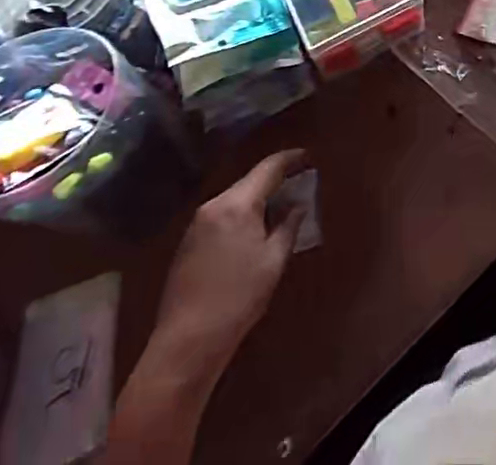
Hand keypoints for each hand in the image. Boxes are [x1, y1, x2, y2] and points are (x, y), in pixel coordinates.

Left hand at [153, 149, 308, 358]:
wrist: (187, 340)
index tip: (307, 155)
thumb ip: (288, 226)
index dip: (290, 159)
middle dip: (274, 179)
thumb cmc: (239, 297)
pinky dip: (241, 213)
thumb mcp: (274, 260)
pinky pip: (221, 215)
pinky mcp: (188, 242)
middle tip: (298, 181)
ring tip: (280, 205)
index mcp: (237, 205)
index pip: (268, 169)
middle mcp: (213, 206)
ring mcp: (196, 224)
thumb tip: (298, 206)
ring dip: (257, 198)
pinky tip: (254, 229)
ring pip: (234, 198)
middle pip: (249, 182)